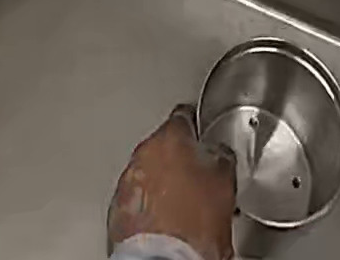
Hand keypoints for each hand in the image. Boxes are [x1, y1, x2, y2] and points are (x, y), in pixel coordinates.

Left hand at [108, 105, 236, 259]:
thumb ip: (219, 155)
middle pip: (162, 144)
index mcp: (169, 137)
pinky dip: (147, 204)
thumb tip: (216, 155)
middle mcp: (142, 156)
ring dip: (160, 180)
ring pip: (146, 171)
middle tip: (194, 171)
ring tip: (180, 200)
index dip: (195, 124)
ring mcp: (125, 187)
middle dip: (177, 155)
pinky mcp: (115, 216)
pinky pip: (135, 199)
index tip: (200, 131)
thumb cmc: (194, 222)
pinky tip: (165, 219)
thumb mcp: (224, 177)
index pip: (182, 116)